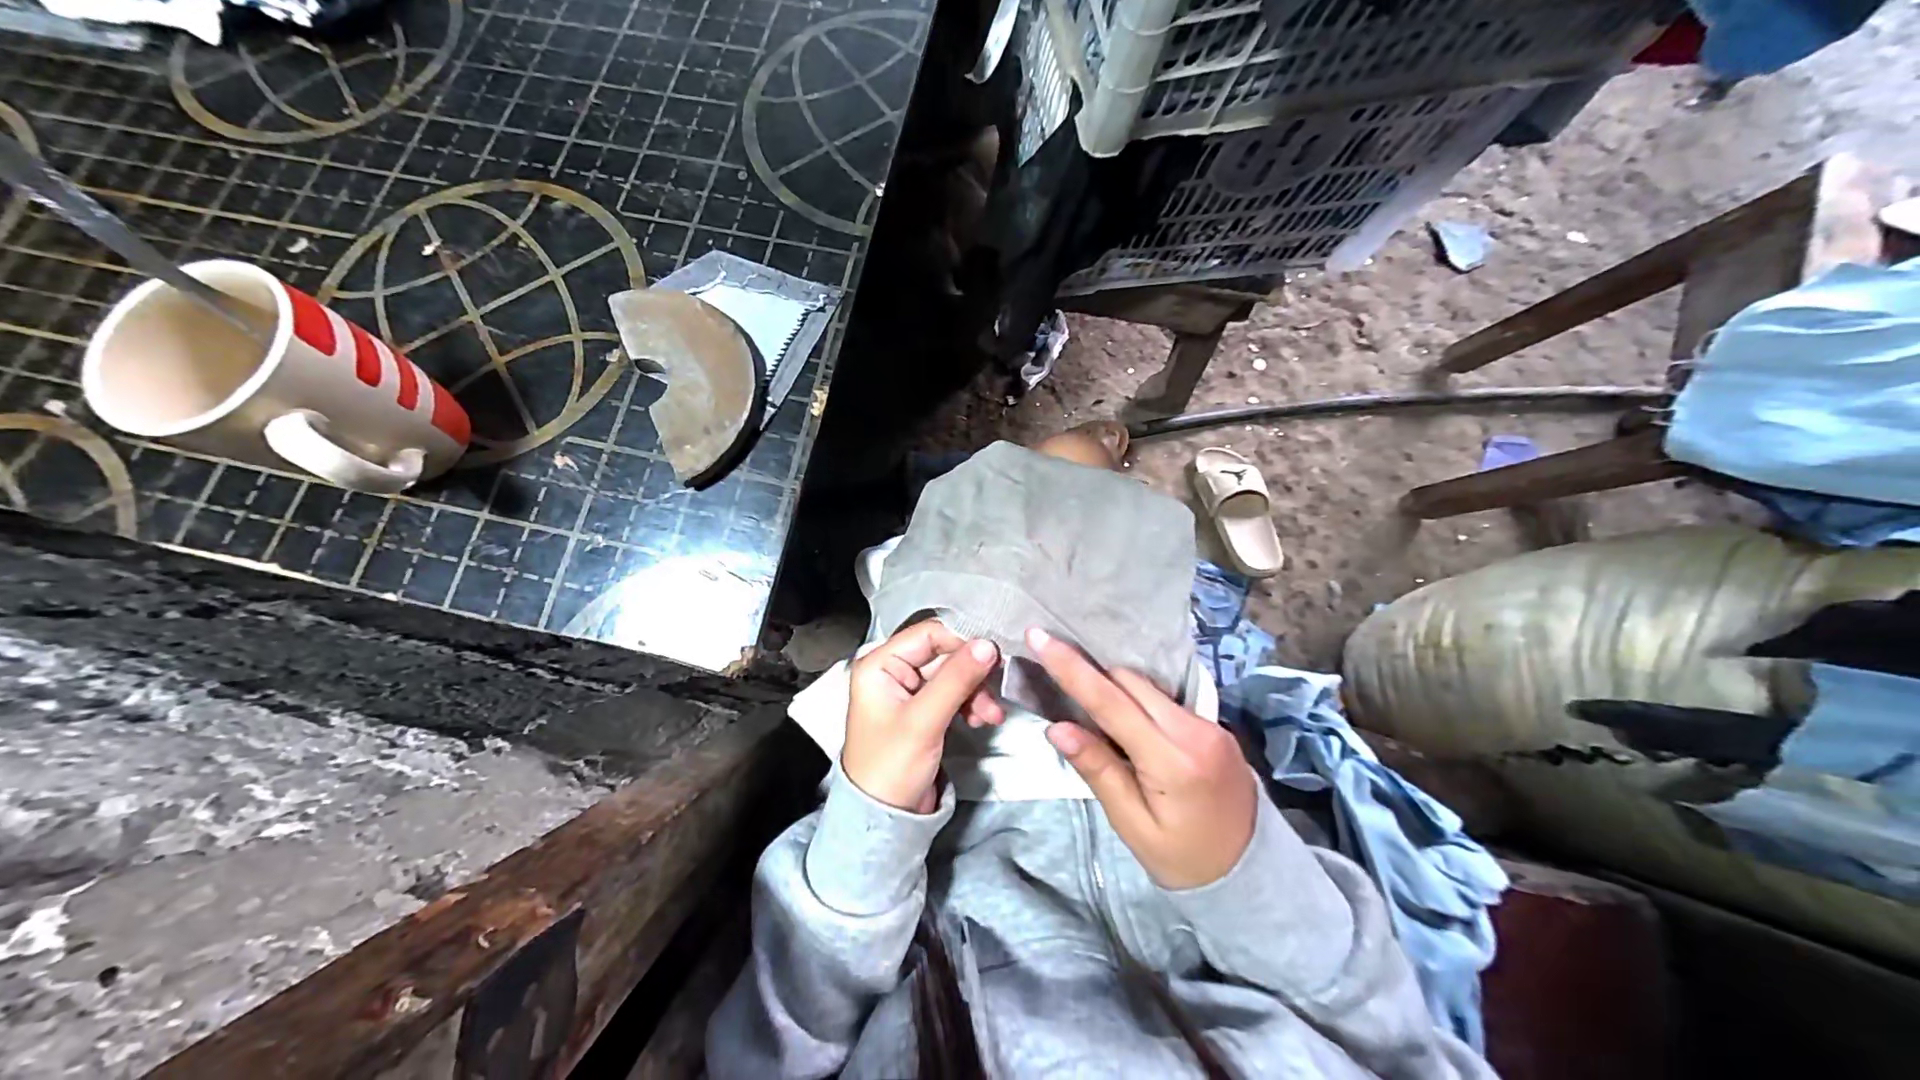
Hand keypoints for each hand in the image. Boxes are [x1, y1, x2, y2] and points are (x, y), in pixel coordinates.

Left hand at [843, 620, 1002, 813]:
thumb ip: (957, 679)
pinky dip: (969, 704)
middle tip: (993, 696)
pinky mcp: (922, 710)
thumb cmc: (891, 766)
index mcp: (879, 664)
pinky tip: (981, 720)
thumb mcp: (925, 720)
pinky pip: (952, 694)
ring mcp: (908, 692)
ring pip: (953, 675)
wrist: (883, 817)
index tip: (990, 663)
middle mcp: (892, 671)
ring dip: (975, 692)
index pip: (928, 634)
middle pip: (944, 654)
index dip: (961, 644)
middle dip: (972, 675)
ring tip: (989, 716)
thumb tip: (988, 645)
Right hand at [1029, 628, 1257, 888]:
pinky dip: (1138, 701)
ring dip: (1115, 687)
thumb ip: (1099, 770)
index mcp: (1173, 760)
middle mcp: (1195, 731)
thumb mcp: (1133, 824)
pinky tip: (1124, 718)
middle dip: (1091, 672)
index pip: (1111, 702)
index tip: (1040, 636)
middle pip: (1131, 683)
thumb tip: (1058, 727)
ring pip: (1149, 687)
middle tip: (1054, 666)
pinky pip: (1166, 700)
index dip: (1071, 668)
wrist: (1252, 874)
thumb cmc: (1183, 859)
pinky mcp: (1216, 727)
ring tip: (1085, 696)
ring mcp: (1211, 726)